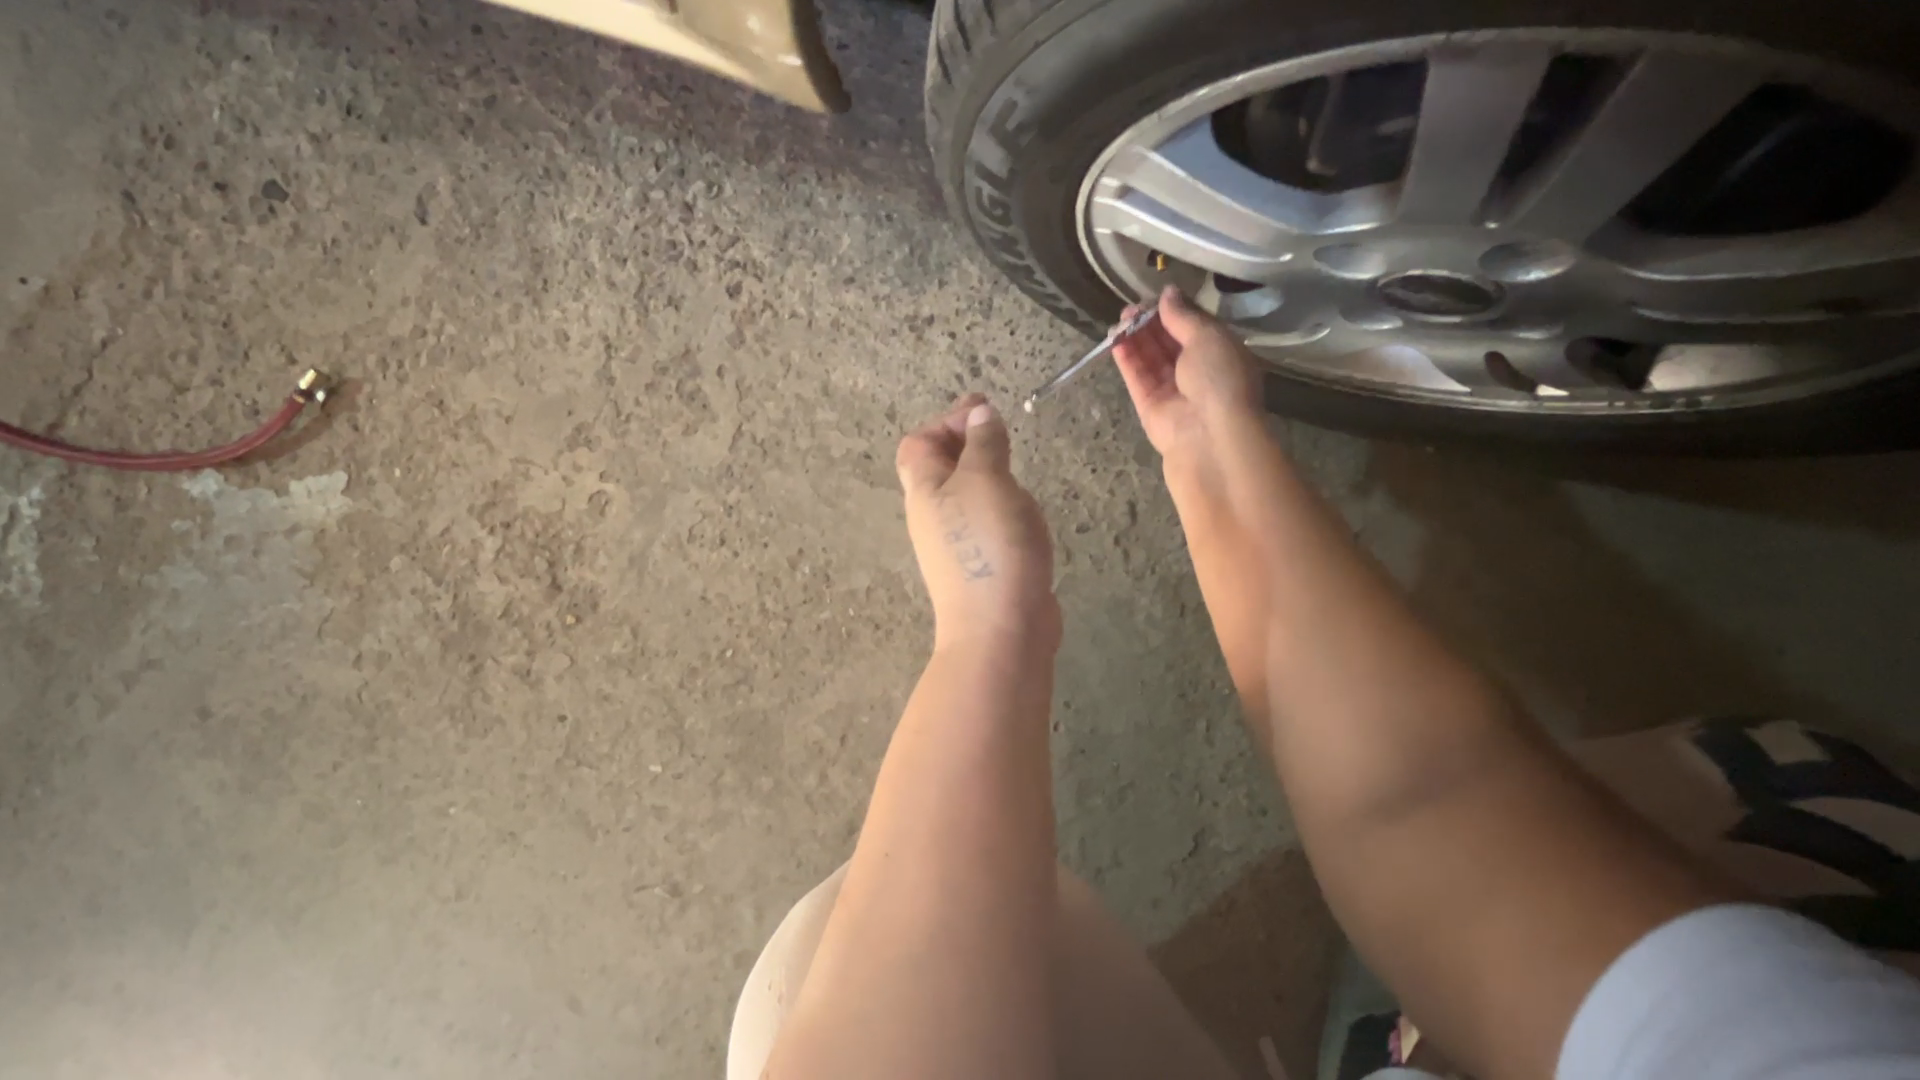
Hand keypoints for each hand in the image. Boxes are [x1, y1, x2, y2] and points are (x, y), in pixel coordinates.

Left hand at [895, 395, 1060, 653]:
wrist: (1000, 629)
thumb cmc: (989, 547)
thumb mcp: (986, 481)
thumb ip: (983, 445)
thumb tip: (978, 415)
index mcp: (925, 491)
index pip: (919, 443)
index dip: (947, 421)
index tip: (986, 412)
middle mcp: (934, 517)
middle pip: (941, 470)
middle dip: (970, 446)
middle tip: (1004, 436)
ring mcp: (957, 546)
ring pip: (967, 498)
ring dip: (990, 479)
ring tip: (1018, 474)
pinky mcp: (983, 568)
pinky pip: (988, 526)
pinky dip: (1004, 511)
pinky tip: (1027, 519)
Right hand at [1112, 285, 1264, 466]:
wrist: (1210, 437)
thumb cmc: (1219, 379)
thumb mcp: (1208, 337)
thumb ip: (1183, 315)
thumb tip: (1167, 293)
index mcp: (1222, 354)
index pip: (1195, 328)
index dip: (1175, 312)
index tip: (1156, 298)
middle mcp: (1199, 373)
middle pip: (1170, 343)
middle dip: (1151, 324)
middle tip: (1130, 308)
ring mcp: (1174, 392)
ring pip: (1152, 360)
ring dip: (1136, 338)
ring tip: (1119, 319)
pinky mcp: (1151, 408)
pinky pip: (1138, 379)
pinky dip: (1127, 360)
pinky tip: (1115, 340)